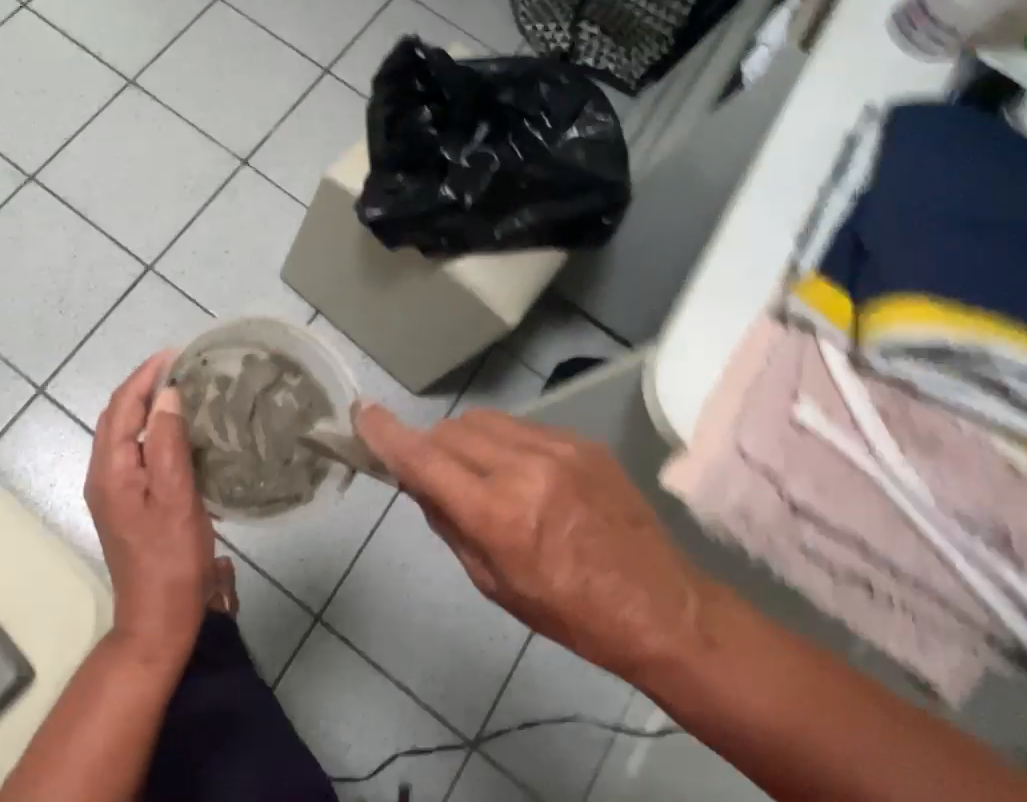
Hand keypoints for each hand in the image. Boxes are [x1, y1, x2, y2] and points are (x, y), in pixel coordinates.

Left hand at [86, 351, 213, 667]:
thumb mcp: (177, 496)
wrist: (157, 618)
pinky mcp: (123, 505)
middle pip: (116, 416)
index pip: (123, 406)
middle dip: (142, 386)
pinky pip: (131, 453)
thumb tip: (166, 395)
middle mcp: (102, 475)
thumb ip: (169, 442)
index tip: (176, 354)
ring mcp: (110, 492)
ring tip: (179, 391)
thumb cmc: (171, 558)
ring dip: (145, 408)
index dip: (146, 375)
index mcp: (111, 469)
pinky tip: (176, 434)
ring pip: (122, 434)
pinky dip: (149, 432)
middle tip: (180, 368)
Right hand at [356, 405, 713, 676]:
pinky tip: (522, 473)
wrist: (663, 608)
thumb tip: (419, 482)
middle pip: (451, 431)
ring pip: (484, 421)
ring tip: (480, 473)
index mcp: (498, 513)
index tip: (363, 414)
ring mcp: (559, 449)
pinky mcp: (583, 443)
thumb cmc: (569, 612)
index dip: (387, 435)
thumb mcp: (493, 583)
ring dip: (465, 440)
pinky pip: (522, 427)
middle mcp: (525, 469)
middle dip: (431, 446)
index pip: (424, 459)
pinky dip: (504, 443)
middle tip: (434, 475)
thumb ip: (449, 523)